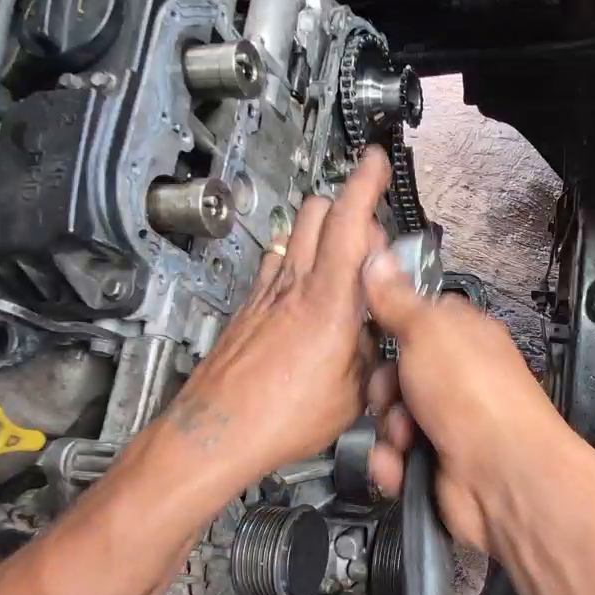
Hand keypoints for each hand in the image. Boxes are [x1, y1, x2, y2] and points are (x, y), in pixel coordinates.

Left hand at [147, 149, 391, 479]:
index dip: (364, 183)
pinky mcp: (249, 308)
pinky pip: (276, 264)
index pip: (348, 222)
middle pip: (317, 212)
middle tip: (371, 233)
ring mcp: (267, 293)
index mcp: (329, 302)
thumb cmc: (279, 419)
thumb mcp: (352, 394)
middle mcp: (294, 286)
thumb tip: (371, 337)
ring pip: (296, 234)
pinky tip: (306, 288)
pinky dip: (297, 260)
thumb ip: (366, 351)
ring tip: (343, 259)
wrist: (219, 432)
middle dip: (348, 207)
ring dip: (322, 231)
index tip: (375, 162)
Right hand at [360, 247, 569, 554]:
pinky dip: (392, 464)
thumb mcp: (429, 332)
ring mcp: (449, 421)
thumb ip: (398, 300)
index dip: (389, 327)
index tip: (371, 333)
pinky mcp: (438, 460)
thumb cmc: (479, 397)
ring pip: (390, 417)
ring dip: (387, 430)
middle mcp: (459, 377)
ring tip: (404, 437)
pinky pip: (395, 457)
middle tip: (391, 394)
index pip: (417, 318)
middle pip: (394, 373)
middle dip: (383, 389)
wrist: (501, 475)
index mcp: (464, 335)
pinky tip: (401, 466)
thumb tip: (378, 261)